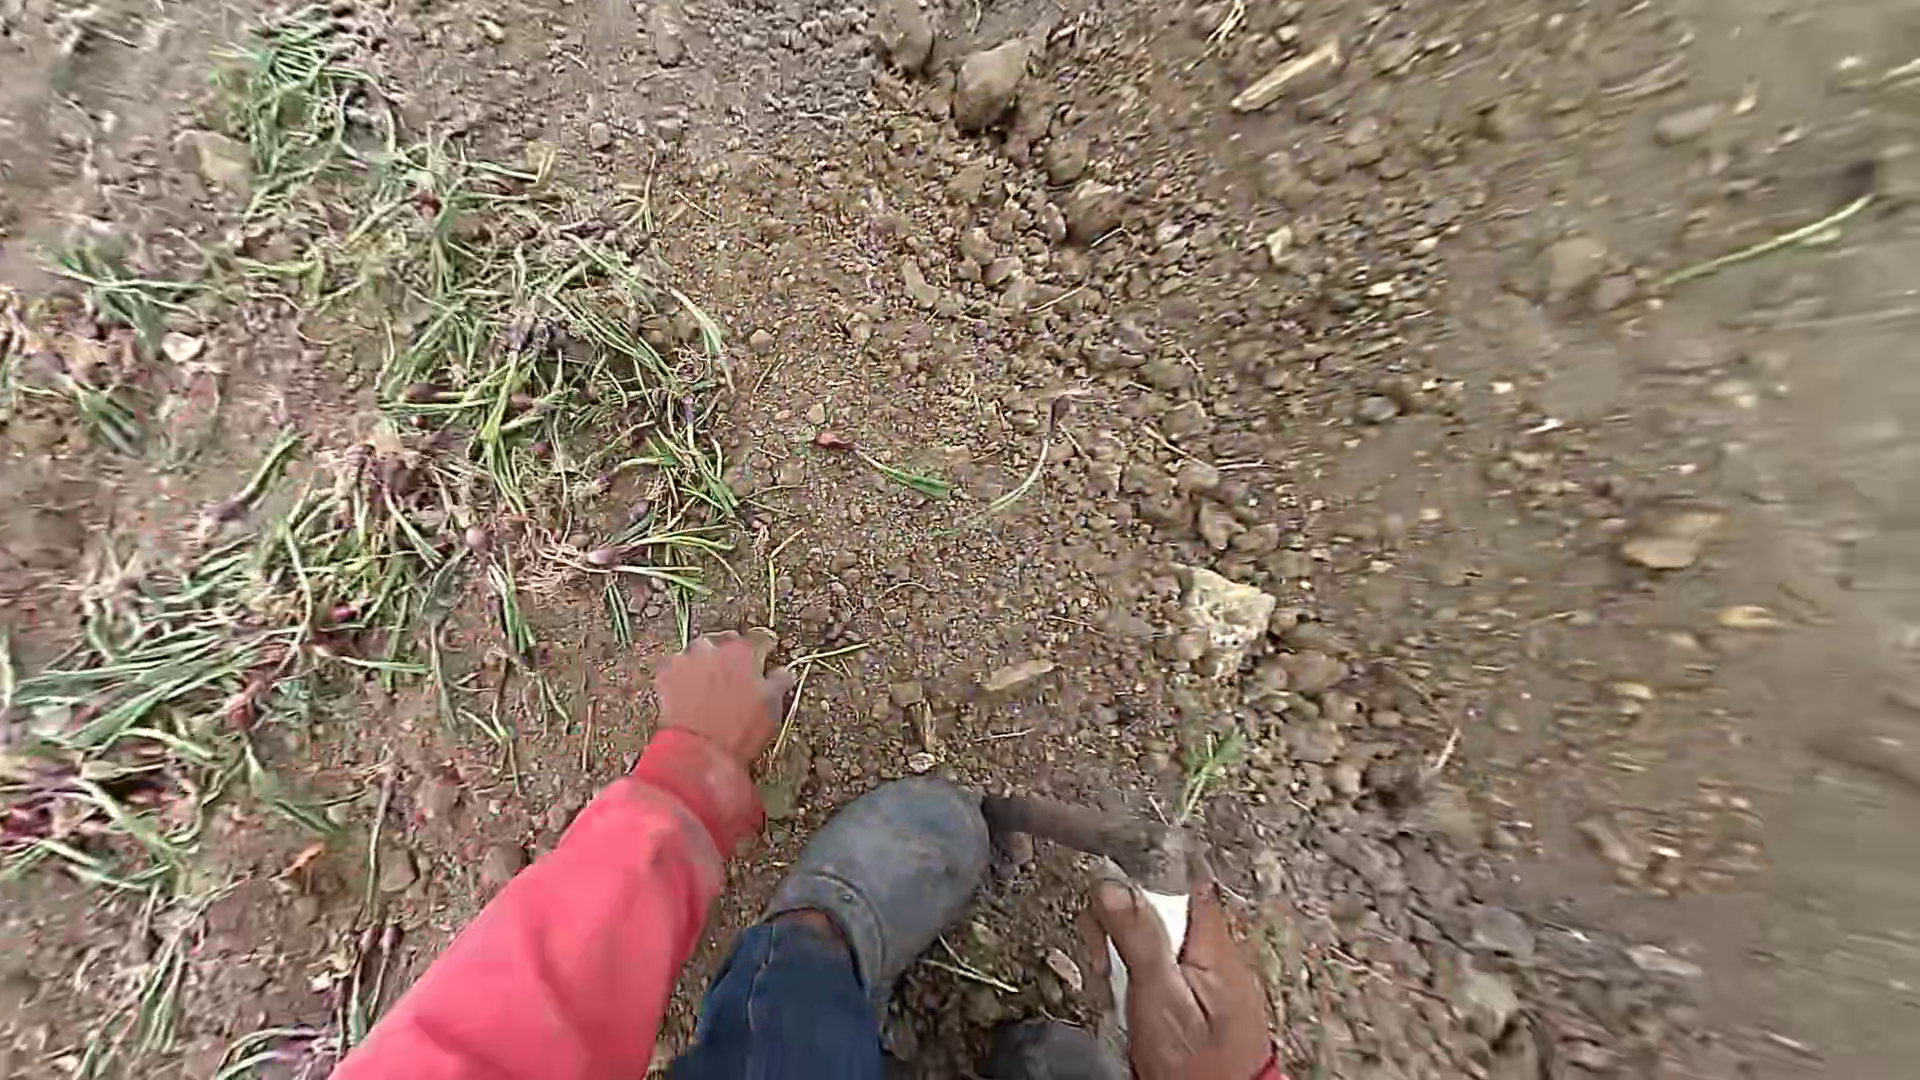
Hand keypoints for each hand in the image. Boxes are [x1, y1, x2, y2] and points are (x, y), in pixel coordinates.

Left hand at [654, 631, 794, 767]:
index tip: (767, 655)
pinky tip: (690, 689)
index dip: (766, 649)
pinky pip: (677, 667)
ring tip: (712, 680)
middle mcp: (715, 648)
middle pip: (727, 640)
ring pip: (699, 651)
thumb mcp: (772, 705)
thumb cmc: (740, 729)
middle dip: (733, 651)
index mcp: (745, 651)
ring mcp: (688, 660)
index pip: (760, 639)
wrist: (698, 753)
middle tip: (738, 670)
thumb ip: (779, 681)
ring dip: (706, 661)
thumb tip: (784, 673)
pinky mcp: (666, 676)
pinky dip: (684, 674)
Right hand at [1091, 880, 1273, 1079]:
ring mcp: (1196, 967)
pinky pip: (1148, 954)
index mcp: (1212, 940)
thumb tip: (1111, 884)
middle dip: (1119, 917)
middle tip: (1104, 950)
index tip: (1109, 887)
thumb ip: (1139, 938)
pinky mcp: (1183, 986)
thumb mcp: (1161, 999)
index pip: (1178, 875)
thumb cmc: (1199, 1069)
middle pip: (1155, 899)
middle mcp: (1207, 946)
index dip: (1140, 871)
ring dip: (1118, 944)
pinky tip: (1118, 986)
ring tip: (1109, 976)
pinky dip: (1126, 965)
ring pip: (1146, 926)